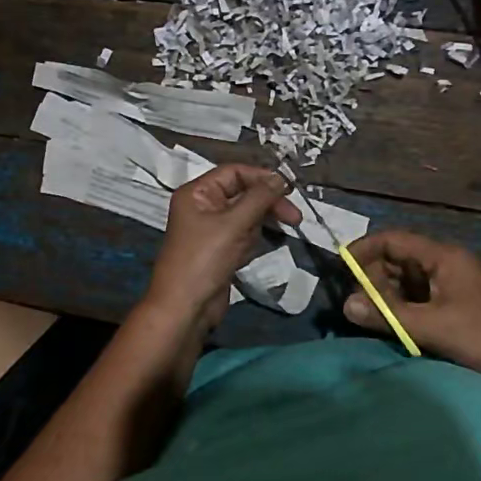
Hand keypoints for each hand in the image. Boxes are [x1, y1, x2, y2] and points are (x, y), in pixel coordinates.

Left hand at [146, 164, 300, 320]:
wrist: (185, 308)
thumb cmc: (205, 259)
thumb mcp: (234, 224)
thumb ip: (259, 198)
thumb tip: (280, 178)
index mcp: (197, 193)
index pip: (233, 173)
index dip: (261, 177)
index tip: (289, 189)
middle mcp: (202, 206)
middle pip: (242, 193)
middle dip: (267, 204)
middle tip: (295, 218)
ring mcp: (210, 229)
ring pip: (245, 215)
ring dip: (260, 224)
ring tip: (272, 238)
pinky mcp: (218, 250)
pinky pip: (242, 235)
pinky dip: (252, 241)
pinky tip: (250, 253)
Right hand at [342, 231, 480, 390]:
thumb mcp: (432, 327)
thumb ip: (387, 314)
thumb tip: (345, 305)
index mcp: (443, 257)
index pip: (393, 240)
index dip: (364, 249)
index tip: (342, 268)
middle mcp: (446, 264)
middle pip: (397, 259)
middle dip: (372, 276)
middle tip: (355, 299)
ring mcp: (452, 285)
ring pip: (406, 280)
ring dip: (386, 294)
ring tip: (369, 313)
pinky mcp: (455, 306)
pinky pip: (417, 297)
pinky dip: (400, 307)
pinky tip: (391, 323)